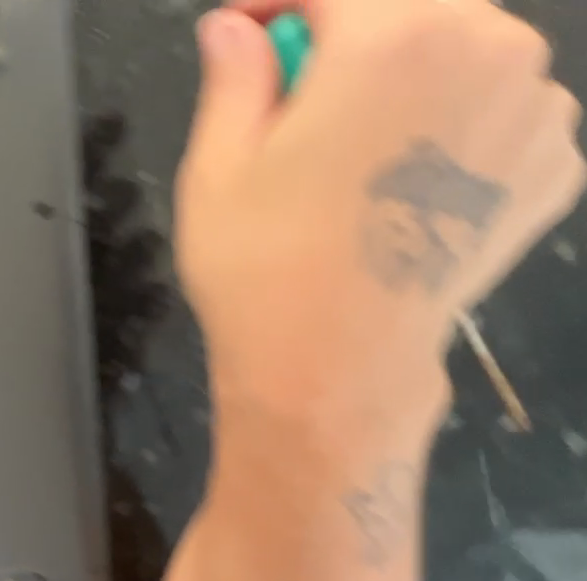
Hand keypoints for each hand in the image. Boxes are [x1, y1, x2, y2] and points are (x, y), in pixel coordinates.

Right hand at [177, 0, 582, 437]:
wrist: (332, 358)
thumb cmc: (258, 265)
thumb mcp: (215, 170)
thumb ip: (234, 80)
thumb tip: (233, 28)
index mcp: (395, 40)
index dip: (279, 3)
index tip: (243, 31)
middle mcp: (490, 47)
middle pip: (410, 10)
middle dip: (345, 44)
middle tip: (290, 110)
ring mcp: (538, 104)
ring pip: (463, 56)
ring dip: (402, 82)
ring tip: (346, 162)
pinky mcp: (555, 157)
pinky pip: (498, 112)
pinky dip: (448, 128)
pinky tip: (396, 188)